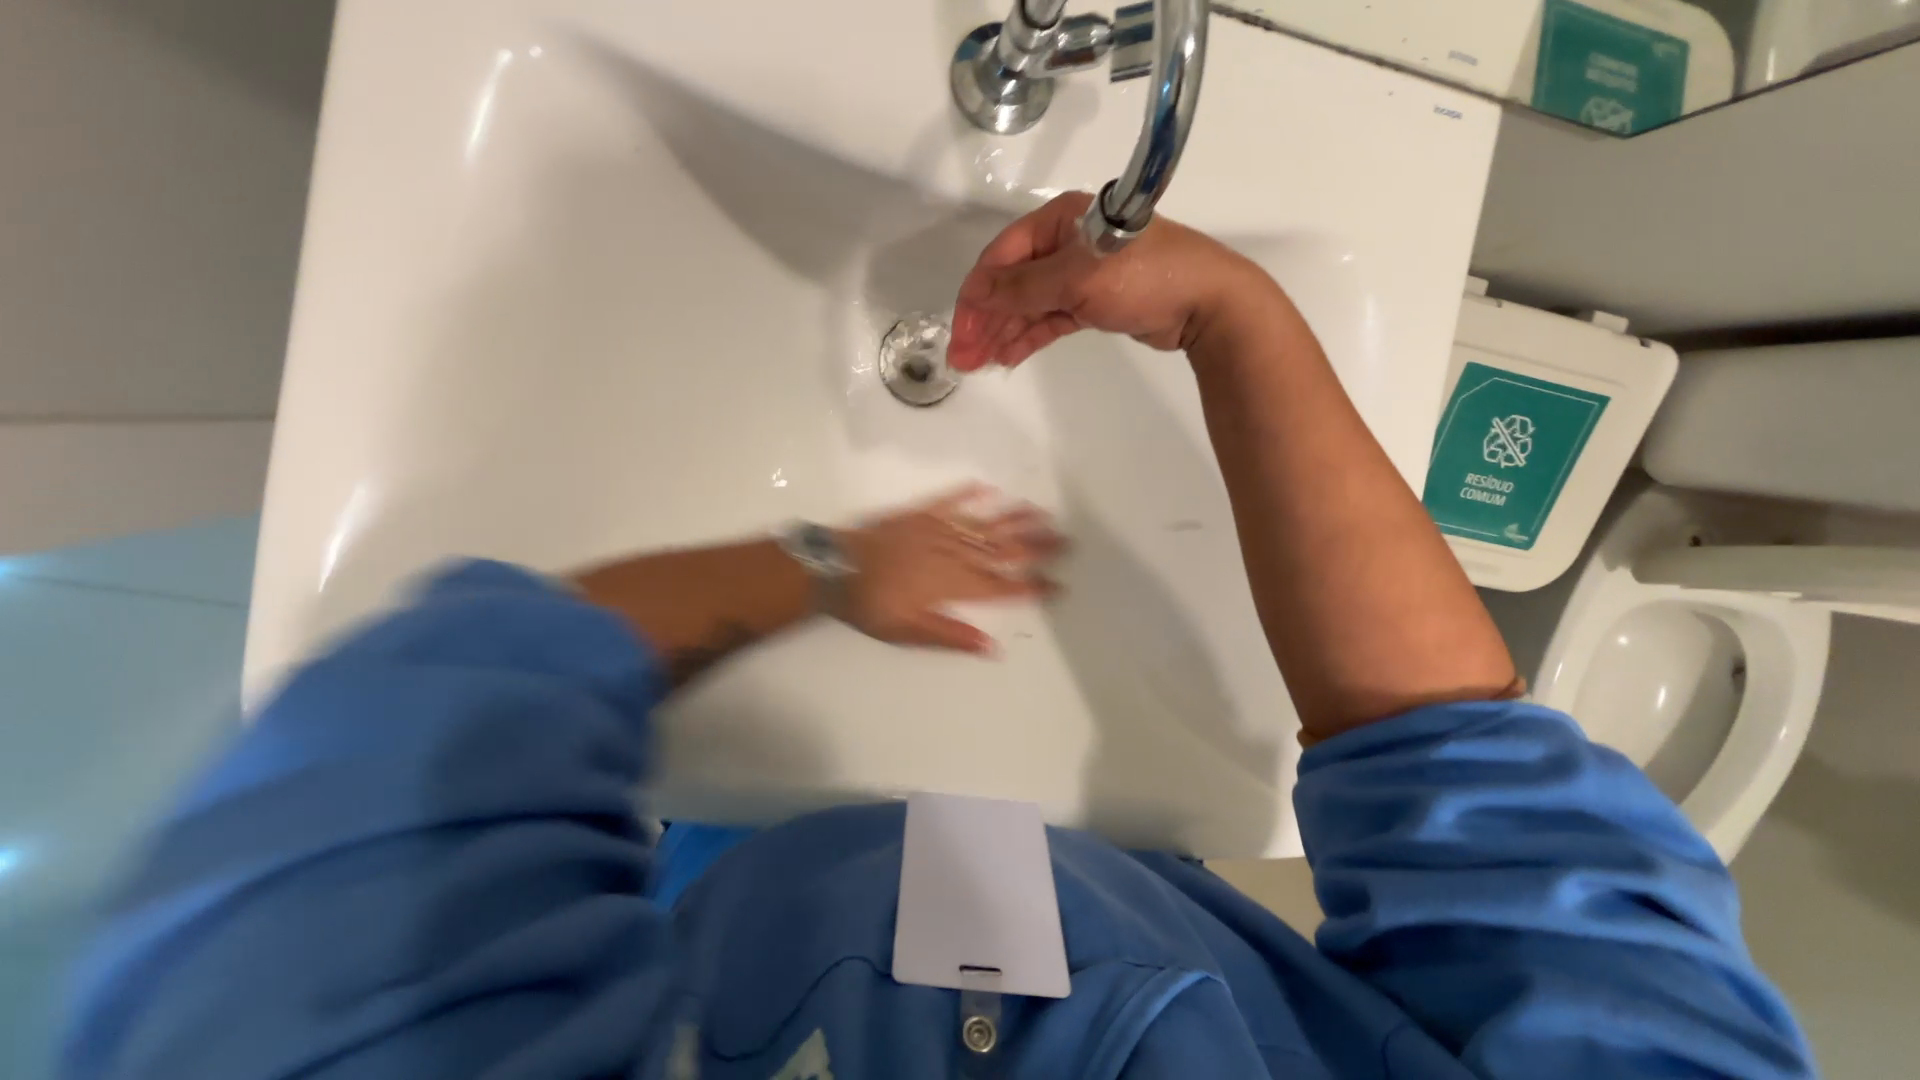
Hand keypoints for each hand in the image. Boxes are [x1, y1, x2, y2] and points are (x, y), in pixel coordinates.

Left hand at [839, 485, 1063, 654]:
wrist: (833, 568)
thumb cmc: (871, 604)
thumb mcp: (909, 631)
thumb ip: (951, 636)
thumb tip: (993, 647)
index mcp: (952, 584)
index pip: (1001, 586)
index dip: (1031, 586)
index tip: (1058, 585)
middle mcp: (952, 553)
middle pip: (1001, 550)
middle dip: (1036, 547)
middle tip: (1066, 541)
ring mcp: (936, 530)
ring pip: (983, 524)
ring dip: (1013, 519)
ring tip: (1041, 513)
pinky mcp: (918, 515)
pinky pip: (948, 501)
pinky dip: (967, 495)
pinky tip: (987, 488)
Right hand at [947, 191, 1271, 370]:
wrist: (1207, 303)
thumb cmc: (1145, 277)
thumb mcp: (1078, 278)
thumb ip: (1023, 288)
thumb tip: (977, 293)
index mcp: (1059, 221)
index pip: (1003, 257)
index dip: (977, 295)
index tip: (961, 330)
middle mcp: (1065, 244)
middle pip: (1012, 283)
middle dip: (985, 320)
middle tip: (963, 358)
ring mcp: (1080, 275)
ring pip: (1029, 305)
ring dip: (1003, 332)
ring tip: (979, 364)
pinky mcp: (1093, 303)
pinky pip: (1050, 319)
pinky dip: (1029, 336)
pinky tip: (1007, 357)